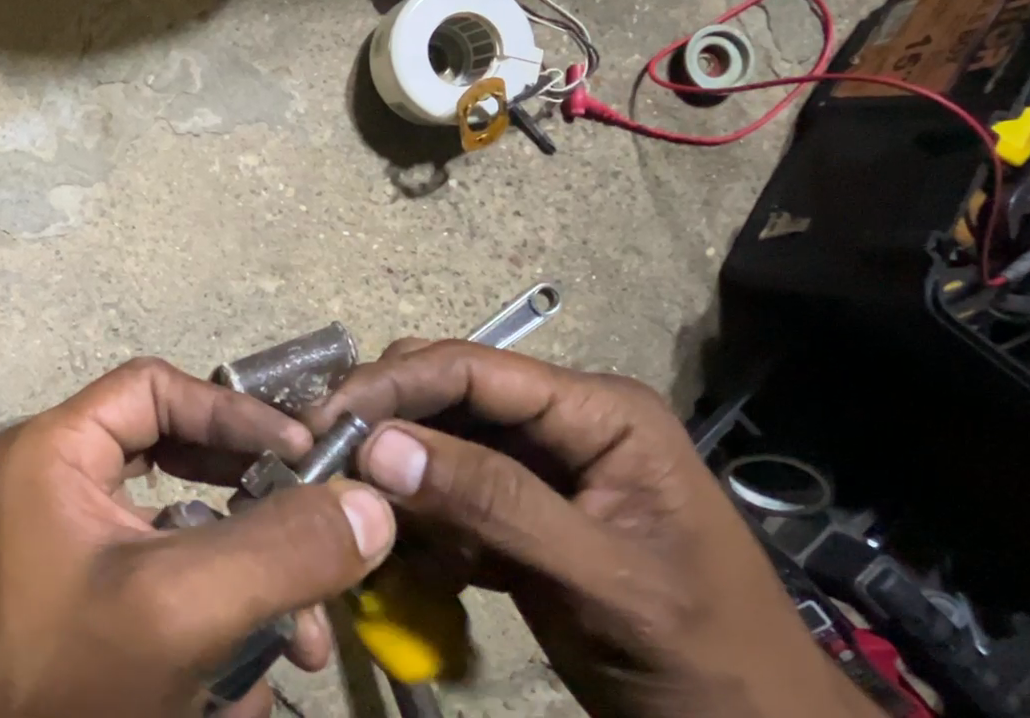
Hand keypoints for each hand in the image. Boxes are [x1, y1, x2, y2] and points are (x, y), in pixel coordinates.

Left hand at [0, 357, 398, 717]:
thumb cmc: (72, 679)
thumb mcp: (181, 608)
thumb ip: (281, 549)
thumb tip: (372, 504)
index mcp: (55, 451)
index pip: (156, 389)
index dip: (234, 411)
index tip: (305, 453)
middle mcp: (59, 480)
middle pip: (178, 452)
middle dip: (253, 500)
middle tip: (313, 524)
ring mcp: (73, 540)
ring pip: (185, 525)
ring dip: (249, 575)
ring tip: (303, 636)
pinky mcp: (91, 594)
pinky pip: (168, 578)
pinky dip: (217, 615)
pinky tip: (248, 682)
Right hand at [304, 340, 880, 717]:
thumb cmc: (708, 661)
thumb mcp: (605, 581)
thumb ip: (494, 504)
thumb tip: (377, 446)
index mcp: (597, 411)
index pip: (469, 368)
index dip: (390, 387)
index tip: (321, 424)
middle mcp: (559, 421)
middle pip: (442, 394)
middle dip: (382, 427)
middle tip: (322, 468)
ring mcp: (536, 467)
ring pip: (432, 443)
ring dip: (391, 481)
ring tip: (357, 521)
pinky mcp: (516, 511)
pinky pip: (441, 494)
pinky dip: (412, 522)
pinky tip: (402, 561)